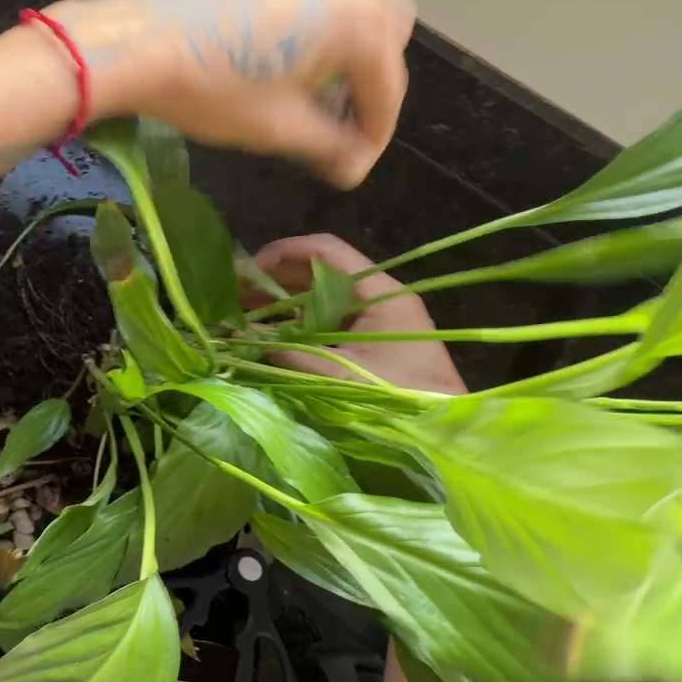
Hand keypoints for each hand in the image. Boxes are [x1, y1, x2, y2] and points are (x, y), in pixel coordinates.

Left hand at [60, 0, 415, 188]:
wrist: (131, 45)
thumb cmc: (209, 90)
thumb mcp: (276, 128)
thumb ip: (329, 146)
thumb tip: (352, 165)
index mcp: (357, 17)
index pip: (388, 83)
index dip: (375, 132)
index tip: (352, 165)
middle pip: (385, 28)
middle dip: (371, 77)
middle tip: (339, 119)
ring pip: (346, 4)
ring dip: (341, 50)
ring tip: (306, 94)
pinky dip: (307, 28)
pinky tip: (270, 61)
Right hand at [249, 233, 465, 394]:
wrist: (448, 431)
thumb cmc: (400, 396)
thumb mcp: (338, 375)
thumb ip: (286, 354)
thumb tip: (235, 337)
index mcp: (378, 292)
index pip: (326, 250)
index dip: (284, 251)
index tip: (251, 268)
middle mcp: (375, 296)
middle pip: (317, 270)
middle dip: (273, 277)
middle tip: (234, 289)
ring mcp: (372, 316)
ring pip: (317, 294)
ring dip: (278, 299)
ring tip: (240, 308)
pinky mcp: (367, 337)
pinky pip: (324, 317)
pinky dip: (293, 319)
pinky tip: (263, 330)